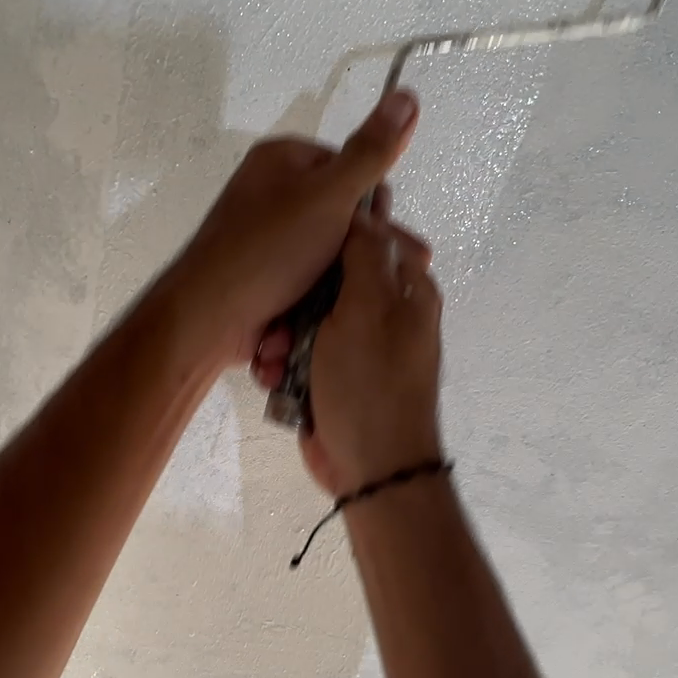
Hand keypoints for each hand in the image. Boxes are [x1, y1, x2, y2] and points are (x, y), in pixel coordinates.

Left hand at [157, 89, 418, 367]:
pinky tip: (338, 315)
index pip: (352, 170)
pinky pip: (308, 281)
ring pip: (328, 253)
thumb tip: (406, 96)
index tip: (379, 235)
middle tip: (385, 272)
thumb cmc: (268, 251)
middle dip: (364, 246)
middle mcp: (272, 194)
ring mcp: (268, 240)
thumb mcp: (329, 196)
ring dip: (346, 278)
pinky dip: (322, 297)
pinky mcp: (265, 279)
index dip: (372, 204)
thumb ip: (371, 152)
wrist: (209, 318)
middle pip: (342, 214)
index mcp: (283, 160)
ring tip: (366, 300)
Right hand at [254, 209, 443, 495]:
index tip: (292, 246)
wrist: (372, 467)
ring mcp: (354, 348)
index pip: (365, 238)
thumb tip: (363, 211)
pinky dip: (283, 366)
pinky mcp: (331, 378)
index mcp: (404, 290)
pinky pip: (299, 356)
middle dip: (293, 304)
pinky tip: (273, 377)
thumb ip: (365, 253)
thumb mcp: (369, 306)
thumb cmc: (371, 382)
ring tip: (274, 360)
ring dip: (282, 340)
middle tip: (280, 328)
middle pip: (324, 282)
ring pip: (304, 321)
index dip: (325, 240)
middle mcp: (381, 313)